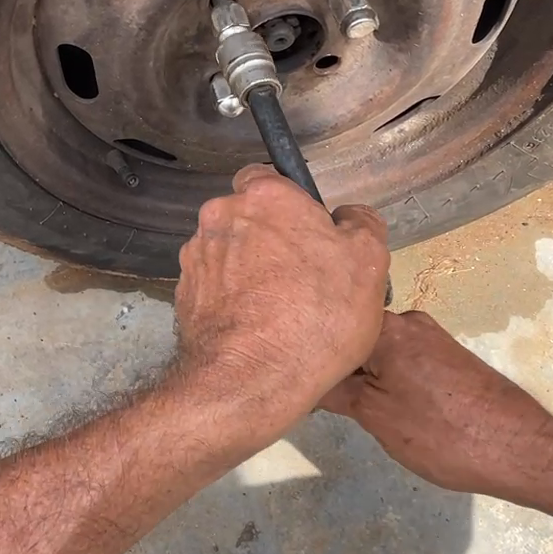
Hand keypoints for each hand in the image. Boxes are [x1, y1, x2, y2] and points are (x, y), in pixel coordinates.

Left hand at [169, 165, 389, 446]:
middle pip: (247, 215)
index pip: (267, 176)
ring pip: (229, 250)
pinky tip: (254, 324)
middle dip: (270, 236)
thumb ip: (360, 223)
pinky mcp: (183, 290)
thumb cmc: (317, 314)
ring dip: (249, 267)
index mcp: (263, 196)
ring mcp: (196, 254)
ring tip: (280, 307)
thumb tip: (347, 215)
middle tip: (303, 275)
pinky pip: (214, 283)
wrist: (250, 377)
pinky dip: (230, 295)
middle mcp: (220, 215)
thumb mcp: (368, 262)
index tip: (308, 231)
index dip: (289, 202)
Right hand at [318, 310, 552, 499]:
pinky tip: (397, 410)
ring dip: (367, 377)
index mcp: (385, 326)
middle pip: (354, 338)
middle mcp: (409, 321)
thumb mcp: (374, 416)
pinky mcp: (450, 358)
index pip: (331, 331)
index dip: (314, 357)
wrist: (525, 453)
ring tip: (365, 411)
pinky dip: (392, 381)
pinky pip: (403, 362)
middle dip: (341, 368)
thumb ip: (333, 391)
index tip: (302, 382)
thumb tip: (304, 377)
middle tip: (330, 403)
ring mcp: (433, 338)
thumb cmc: (442, 433)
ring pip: (379, 352)